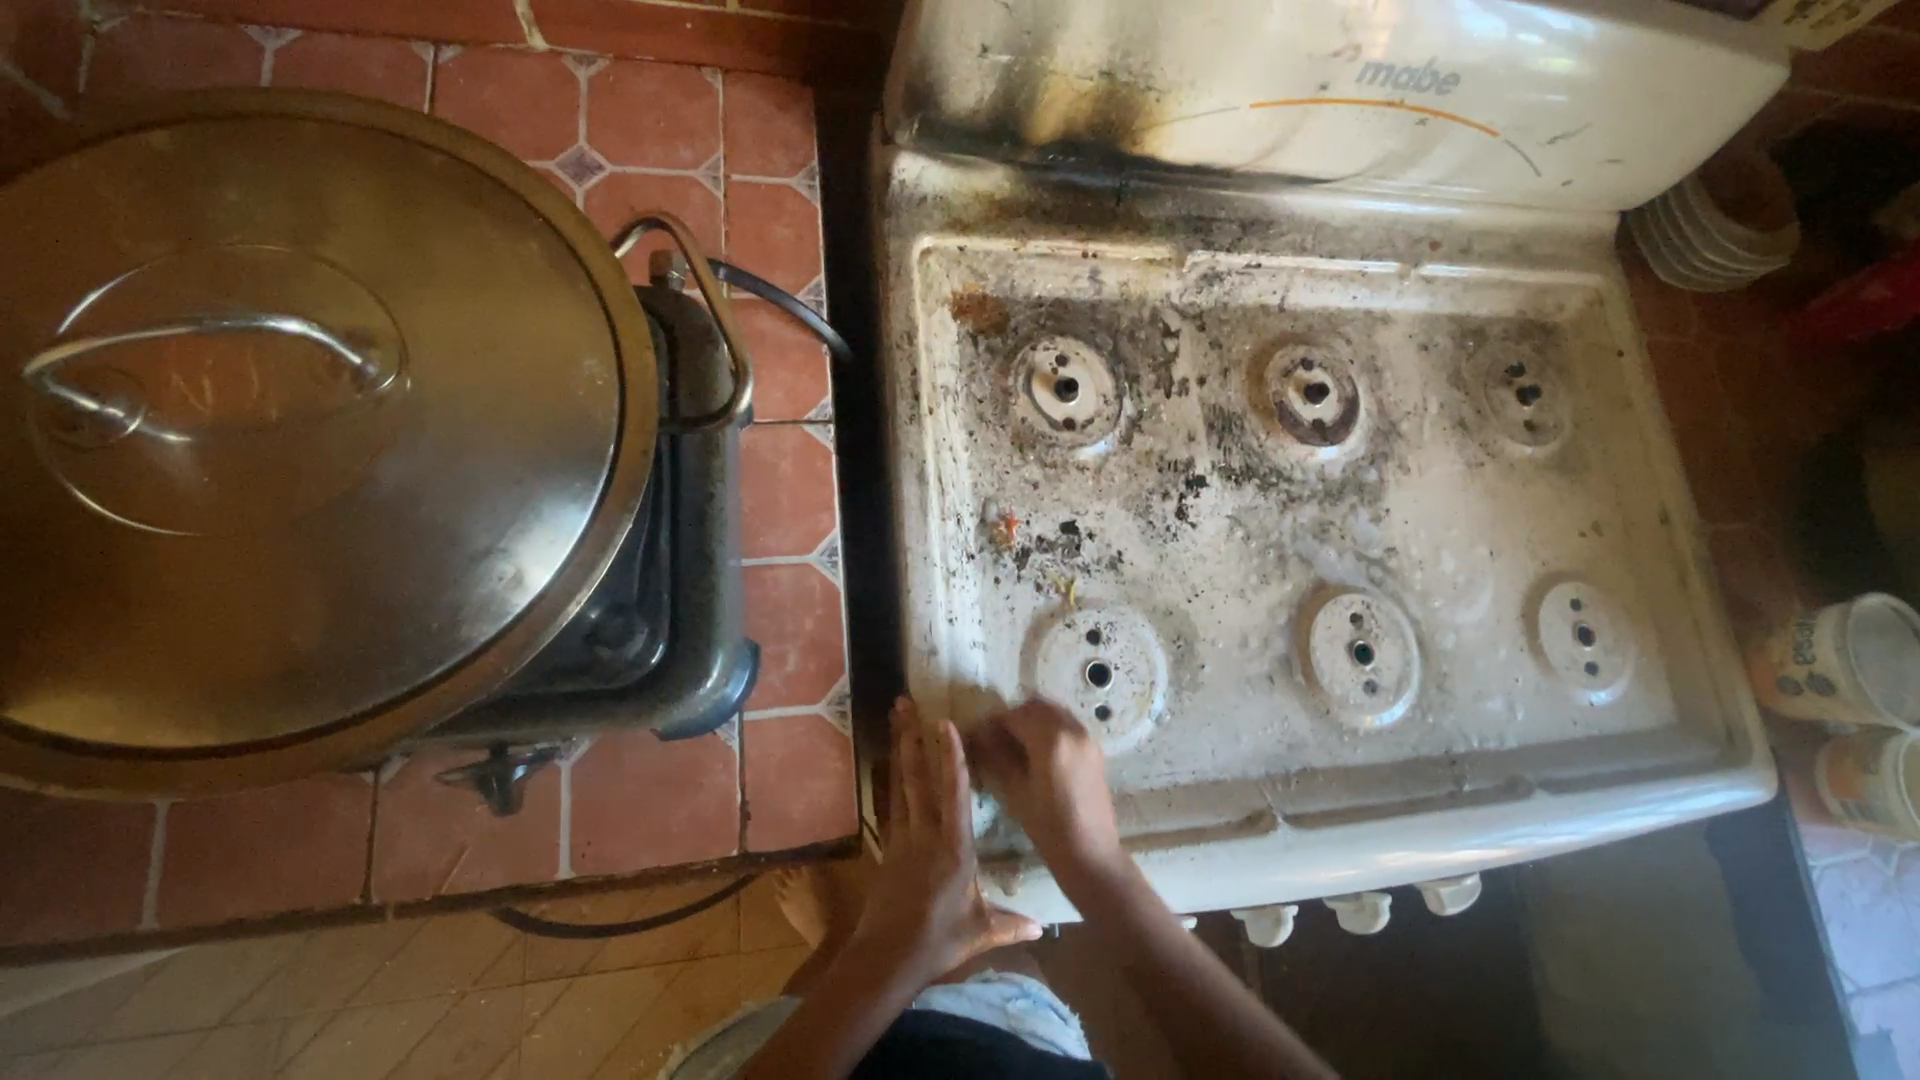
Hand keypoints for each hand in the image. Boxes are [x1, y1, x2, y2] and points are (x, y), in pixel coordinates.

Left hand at [850, 698, 1040, 984]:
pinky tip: (888, 764)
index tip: (946, 724)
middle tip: (902, 702)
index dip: (952, 757)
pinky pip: (890, 803)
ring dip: (898, 749)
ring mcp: (902, 838)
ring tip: (894, 718)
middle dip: (911, 736)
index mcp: (954, 848)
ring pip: (899, 783)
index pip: (955, 793)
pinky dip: (890, 779)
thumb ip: (1009, 923)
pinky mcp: (887, 848)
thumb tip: (1042, 927)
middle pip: (916, 776)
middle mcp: (925, 833)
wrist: (885, 959)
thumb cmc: (937, 942)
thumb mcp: (979, 932)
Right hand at [970, 700, 1126, 884]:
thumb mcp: (1015, 790)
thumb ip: (996, 756)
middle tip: (996, 737)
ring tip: (1017, 743)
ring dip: (1033, 719)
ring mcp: (1087, 737)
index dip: (993, 722)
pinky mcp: (1094, 748)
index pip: (1014, 716)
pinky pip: (1068, 724)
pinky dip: (1050, 727)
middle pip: (1036, 706)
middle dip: (1014, 716)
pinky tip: (1038, 751)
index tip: (978, 734)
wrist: (1089, 852)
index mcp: (1050, 739)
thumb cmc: (1047, 826)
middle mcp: (1072, 729)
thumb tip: (978, 734)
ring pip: (1054, 712)